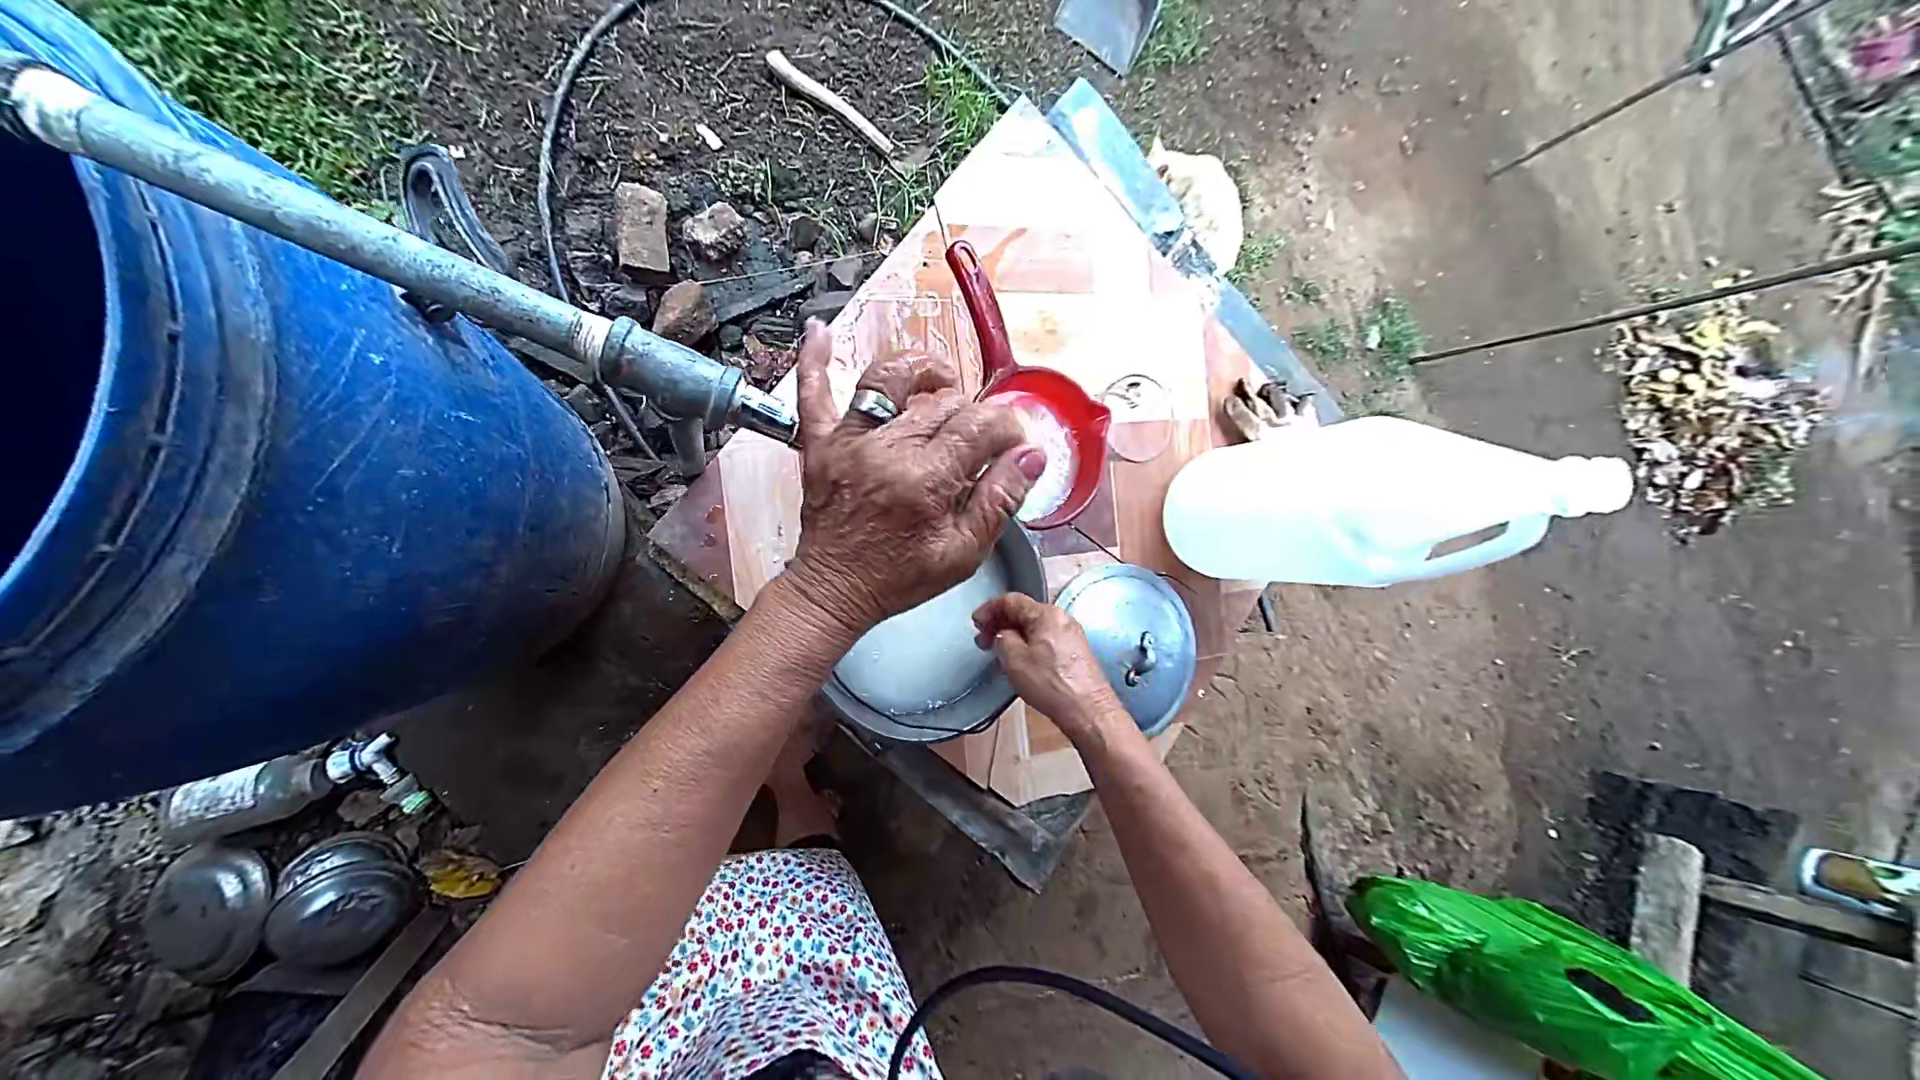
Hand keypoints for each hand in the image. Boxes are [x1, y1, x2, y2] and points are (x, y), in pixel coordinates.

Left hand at [781, 319, 1046, 637]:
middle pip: (942, 401)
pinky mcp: (818, 443)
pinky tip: (819, 331)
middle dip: (973, 411)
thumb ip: (1000, 500)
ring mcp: (847, 442)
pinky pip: (811, 392)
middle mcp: (885, 451)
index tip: (1014, 440)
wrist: (834, 591)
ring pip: (888, 378)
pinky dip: (814, 360)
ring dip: (921, 371)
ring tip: (940, 383)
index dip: (1008, 426)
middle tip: (979, 435)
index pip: (981, 426)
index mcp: (925, 481)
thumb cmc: (898, 577)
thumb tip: (1032, 454)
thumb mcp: (963, 554)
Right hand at [972, 593, 1129, 745]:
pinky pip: (1046, 639)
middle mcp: (1062, 618)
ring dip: (1015, 635)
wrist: (1088, 710)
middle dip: (1001, 623)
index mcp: (1046, 614)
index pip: (1011, 600)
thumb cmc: (1052, 685)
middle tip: (985, 639)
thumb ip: (1003, 639)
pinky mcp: (1076, 651)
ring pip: (1035, 627)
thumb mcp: (1014, 660)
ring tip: (1000, 652)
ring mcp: (1071, 634)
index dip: (989, 609)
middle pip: (1024, 612)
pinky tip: (1021, 660)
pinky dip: (1029, 644)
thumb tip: (1003, 635)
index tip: (977, 622)